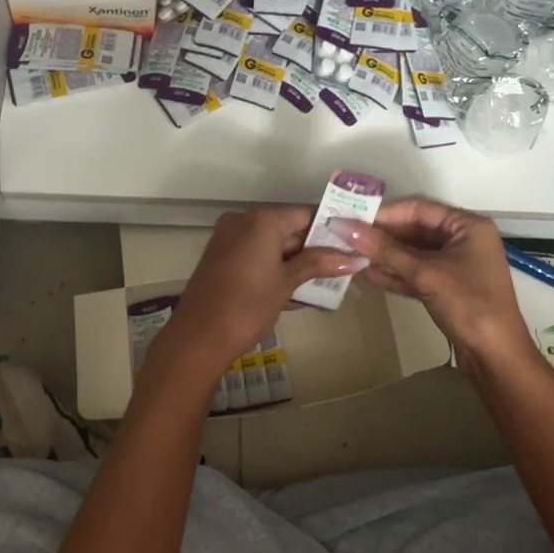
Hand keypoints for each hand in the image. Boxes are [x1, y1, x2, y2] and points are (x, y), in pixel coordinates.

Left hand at [155, 206, 365, 381]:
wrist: (199, 337)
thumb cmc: (248, 305)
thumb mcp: (287, 283)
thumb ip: (319, 265)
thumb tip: (355, 258)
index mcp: (262, 219)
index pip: (306, 215)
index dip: (332, 231)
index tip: (355, 246)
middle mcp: (244, 221)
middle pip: (290, 231)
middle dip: (318, 254)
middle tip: (348, 273)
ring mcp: (230, 240)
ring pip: (275, 248)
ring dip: (300, 267)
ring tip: (332, 288)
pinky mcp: (223, 260)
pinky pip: (259, 259)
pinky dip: (278, 272)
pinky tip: (303, 295)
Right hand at [328, 197, 537, 366]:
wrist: (495, 356)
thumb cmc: (469, 304)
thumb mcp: (425, 274)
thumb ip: (385, 250)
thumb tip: (345, 227)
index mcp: (467, 226)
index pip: (419, 209)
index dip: (384, 213)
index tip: (351, 217)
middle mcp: (463, 239)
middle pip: (414, 229)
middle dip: (382, 236)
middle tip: (345, 237)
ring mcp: (455, 264)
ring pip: (413, 252)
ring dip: (384, 255)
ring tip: (350, 255)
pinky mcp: (447, 287)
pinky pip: (416, 272)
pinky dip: (395, 274)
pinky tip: (367, 275)